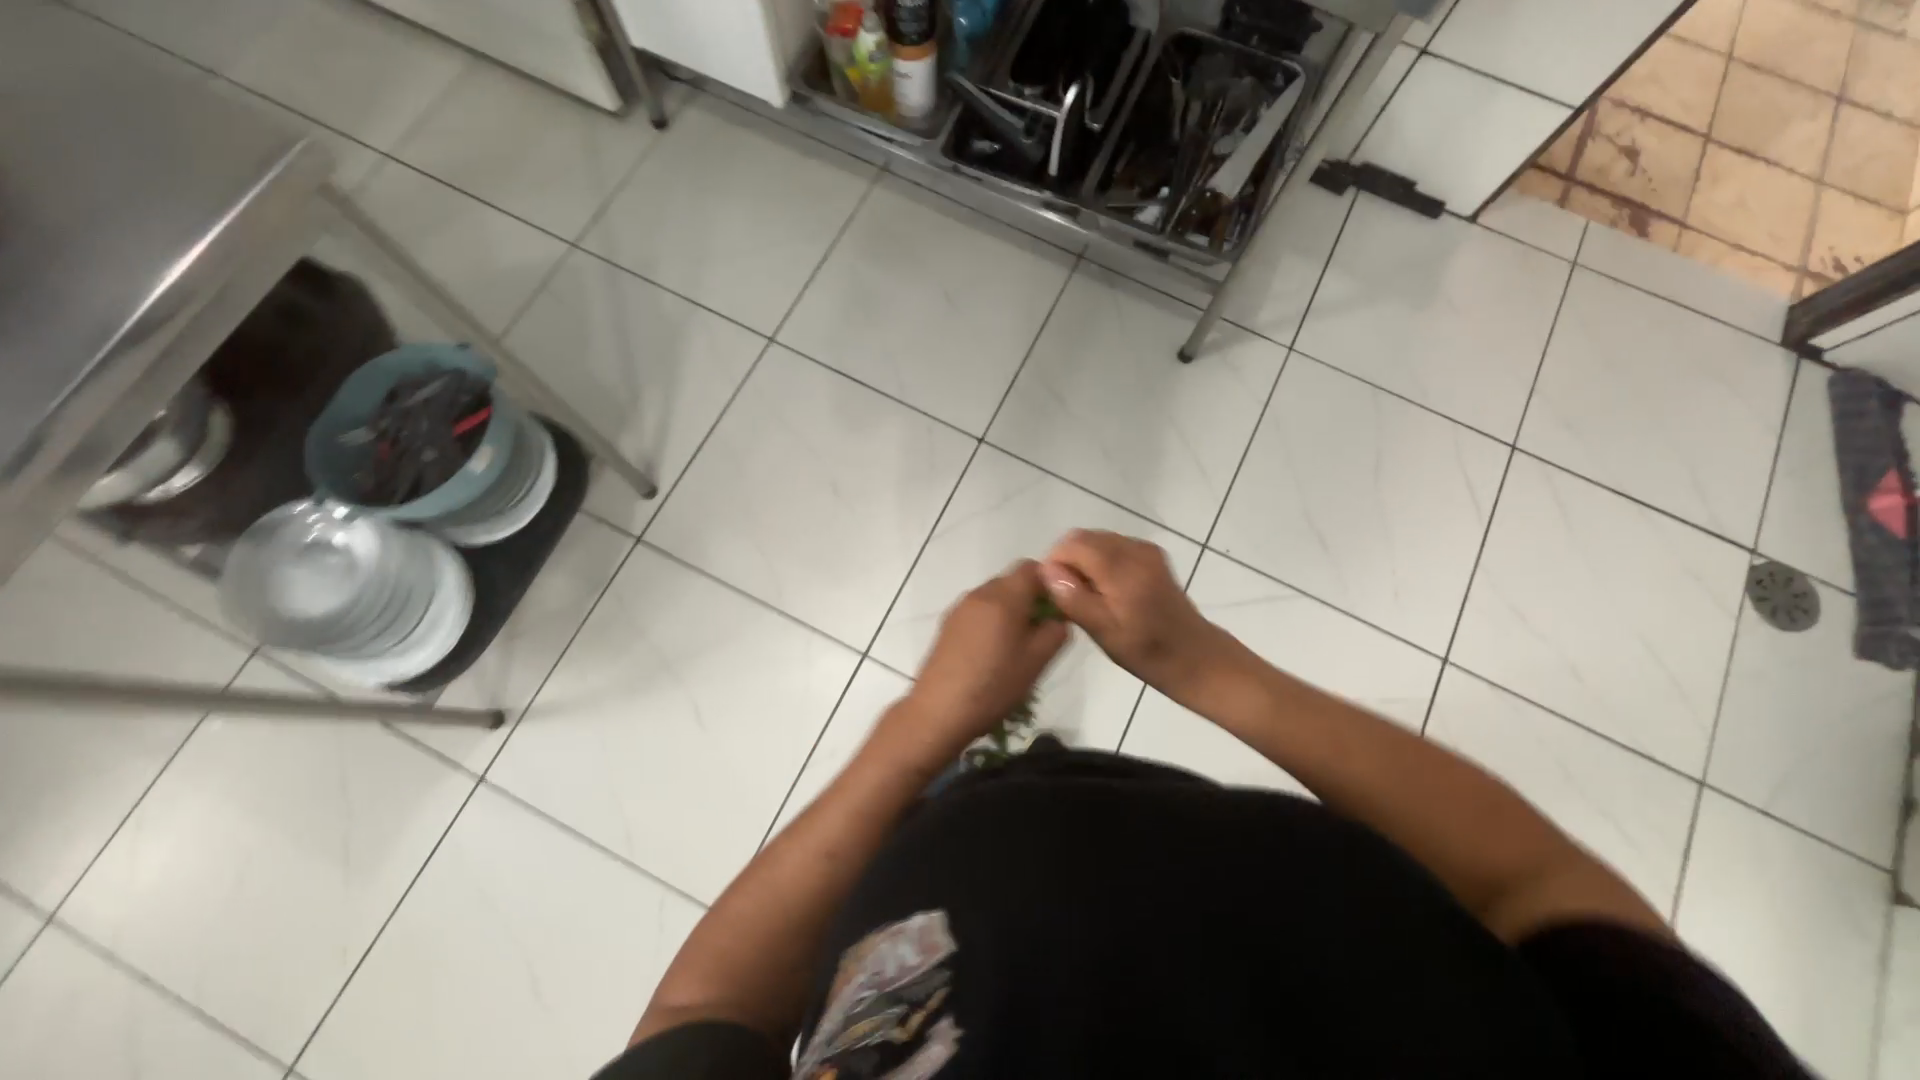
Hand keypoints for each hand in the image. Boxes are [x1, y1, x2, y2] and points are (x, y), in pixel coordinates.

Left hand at [874, 561, 1068, 767]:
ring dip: (1009, 612)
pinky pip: (977, 612)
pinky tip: (991, 654)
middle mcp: (979, 594)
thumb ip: (1056, 630)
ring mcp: (959, 608)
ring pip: (994, 597)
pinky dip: (990, 623)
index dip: (1049, 582)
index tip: (1057, 609)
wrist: (940, 711)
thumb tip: (1057, 617)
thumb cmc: (995, 685)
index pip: (1032, 568)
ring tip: (1015, 647)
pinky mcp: (946, 625)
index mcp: (1003, 596)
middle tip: (1040, 632)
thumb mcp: (1038, 660)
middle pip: (1011, 581)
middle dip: (1030, 599)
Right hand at [1041, 529, 1234, 694]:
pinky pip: (1113, 546)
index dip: (1055, 563)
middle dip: (1068, 561)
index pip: (1073, 544)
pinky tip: (1106, 590)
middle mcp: (1136, 550)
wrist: (1194, 655)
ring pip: (1097, 540)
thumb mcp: (1104, 632)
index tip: (1055, 593)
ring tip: (1087, 596)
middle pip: (1084, 538)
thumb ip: (1074, 598)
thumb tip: (1046, 570)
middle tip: (1069, 596)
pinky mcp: (1152, 555)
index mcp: (1123, 569)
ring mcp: (1146, 550)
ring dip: (1083, 561)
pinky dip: (1100, 561)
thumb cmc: (1146, 651)